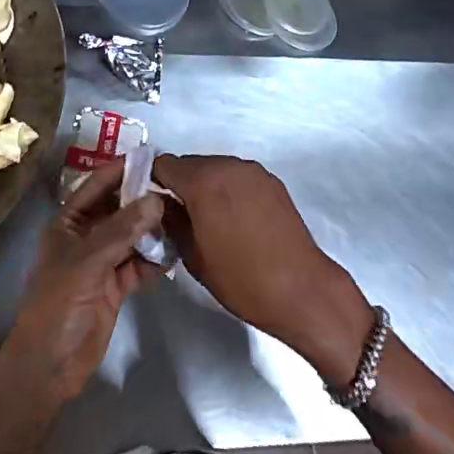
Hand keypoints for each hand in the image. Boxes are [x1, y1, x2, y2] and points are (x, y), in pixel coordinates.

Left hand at [6, 158, 164, 399]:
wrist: (49, 366)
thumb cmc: (57, 304)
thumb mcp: (88, 261)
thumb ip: (122, 230)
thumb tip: (157, 198)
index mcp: (68, 222)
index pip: (97, 185)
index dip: (121, 170)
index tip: (152, 157)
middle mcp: (86, 236)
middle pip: (119, 209)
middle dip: (144, 199)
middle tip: (177, 188)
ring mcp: (102, 261)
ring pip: (132, 236)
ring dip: (153, 229)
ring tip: (183, 219)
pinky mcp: (116, 286)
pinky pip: (139, 264)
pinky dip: (155, 259)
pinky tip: (175, 253)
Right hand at [151, 154, 373, 386]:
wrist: (301, 289)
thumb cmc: (242, 279)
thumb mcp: (194, 257)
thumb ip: (172, 223)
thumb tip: (161, 207)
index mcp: (203, 181)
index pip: (164, 164)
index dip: (153, 181)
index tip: (151, 203)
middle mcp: (228, 165)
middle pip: (191, 164)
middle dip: (180, 184)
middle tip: (179, 215)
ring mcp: (253, 171)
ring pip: (215, 168)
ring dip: (205, 185)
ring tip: (209, 219)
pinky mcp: (272, 181)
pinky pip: (238, 177)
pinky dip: (229, 189)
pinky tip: (234, 219)